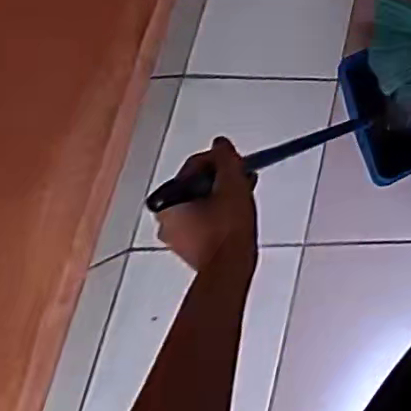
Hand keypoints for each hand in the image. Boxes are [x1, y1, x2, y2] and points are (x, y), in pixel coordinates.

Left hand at [157, 137, 257, 272]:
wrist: (230, 266)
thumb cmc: (228, 226)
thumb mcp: (231, 183)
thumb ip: (225, 159)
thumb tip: (220, 144)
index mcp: (168, 202)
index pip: (193, 167)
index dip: (219, 159)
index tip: (237, 162)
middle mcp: (165, 220)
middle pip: (196, 184)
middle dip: (221, 177)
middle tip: (242, 176)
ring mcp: (177, 236)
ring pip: (201, 201)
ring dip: (222, 193)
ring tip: (245, 192)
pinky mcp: (191, 247)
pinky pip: (204, 218)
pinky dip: (219, 210)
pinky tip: (238, 209)